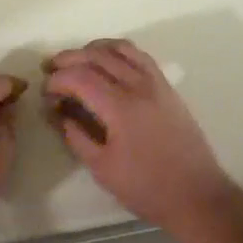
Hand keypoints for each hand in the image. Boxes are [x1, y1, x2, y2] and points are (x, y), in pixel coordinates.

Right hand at [43, 40, 239, 230]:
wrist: (196, 194)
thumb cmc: (147, 187)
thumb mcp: (103, 169)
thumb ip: (77, 137)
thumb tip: (59, 113)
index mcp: (119, 107)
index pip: (79, 77)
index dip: (57, 80)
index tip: (45, 92)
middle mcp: (137, 85)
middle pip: (96, 56)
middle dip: (68, 59)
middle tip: (51, 69)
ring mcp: (154, 81)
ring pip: (118, 48)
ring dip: (92, 49)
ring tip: (76, 61)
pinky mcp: (165, 85)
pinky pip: (138, 54)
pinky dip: (117, 50)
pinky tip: (108, 60)